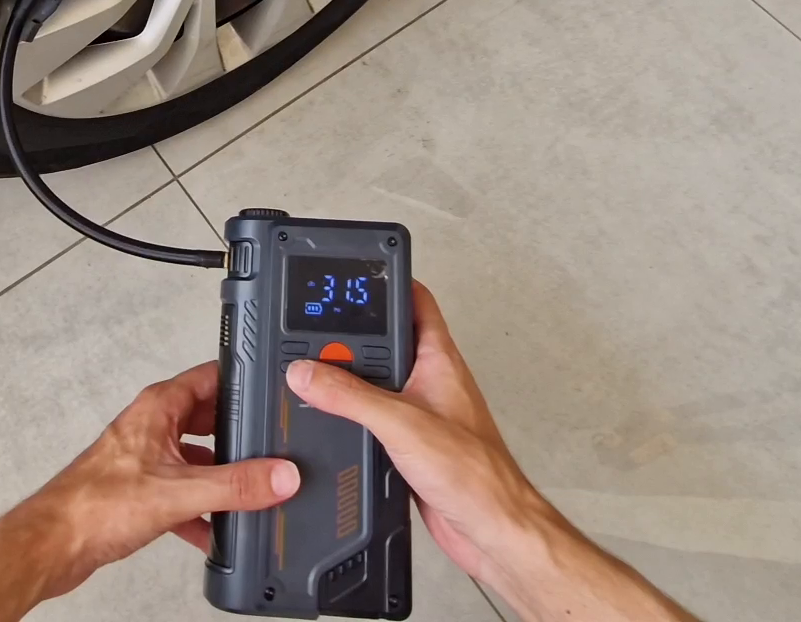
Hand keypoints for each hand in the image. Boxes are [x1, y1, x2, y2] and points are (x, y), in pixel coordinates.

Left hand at [21, 361, 299, 598]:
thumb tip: (279, 475)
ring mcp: (146, 454)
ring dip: (218, 474)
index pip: (211, 377)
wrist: (53, 545)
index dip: (241, 382)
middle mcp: (153, 424)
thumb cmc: (95, 504)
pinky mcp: (140, 487)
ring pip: (195, 455)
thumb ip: (235, 484)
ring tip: (247, 490)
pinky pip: (180, 488)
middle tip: (267, 447)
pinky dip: (198, 505)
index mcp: (160, 406)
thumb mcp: (180, 492)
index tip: (269, 392)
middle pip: (207, 417)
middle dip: (236, 434)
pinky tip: (213, 530)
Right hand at [286, 284, 694, 621]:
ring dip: (351, 372)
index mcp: (438, 358)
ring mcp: (422, 408)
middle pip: (388, 336)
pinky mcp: (412, 439)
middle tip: (322, 322)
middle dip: (355, 328)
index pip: (415, 300)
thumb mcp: (401, 422)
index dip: (387, 281)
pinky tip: (336, 416)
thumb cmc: (475, 473)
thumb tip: (308, 372)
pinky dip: (353, 408)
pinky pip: (375, 410)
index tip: (357, 272)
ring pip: (380, 375)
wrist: (492, 529)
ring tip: (319, 366)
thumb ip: (349, 395)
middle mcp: (431, 377)